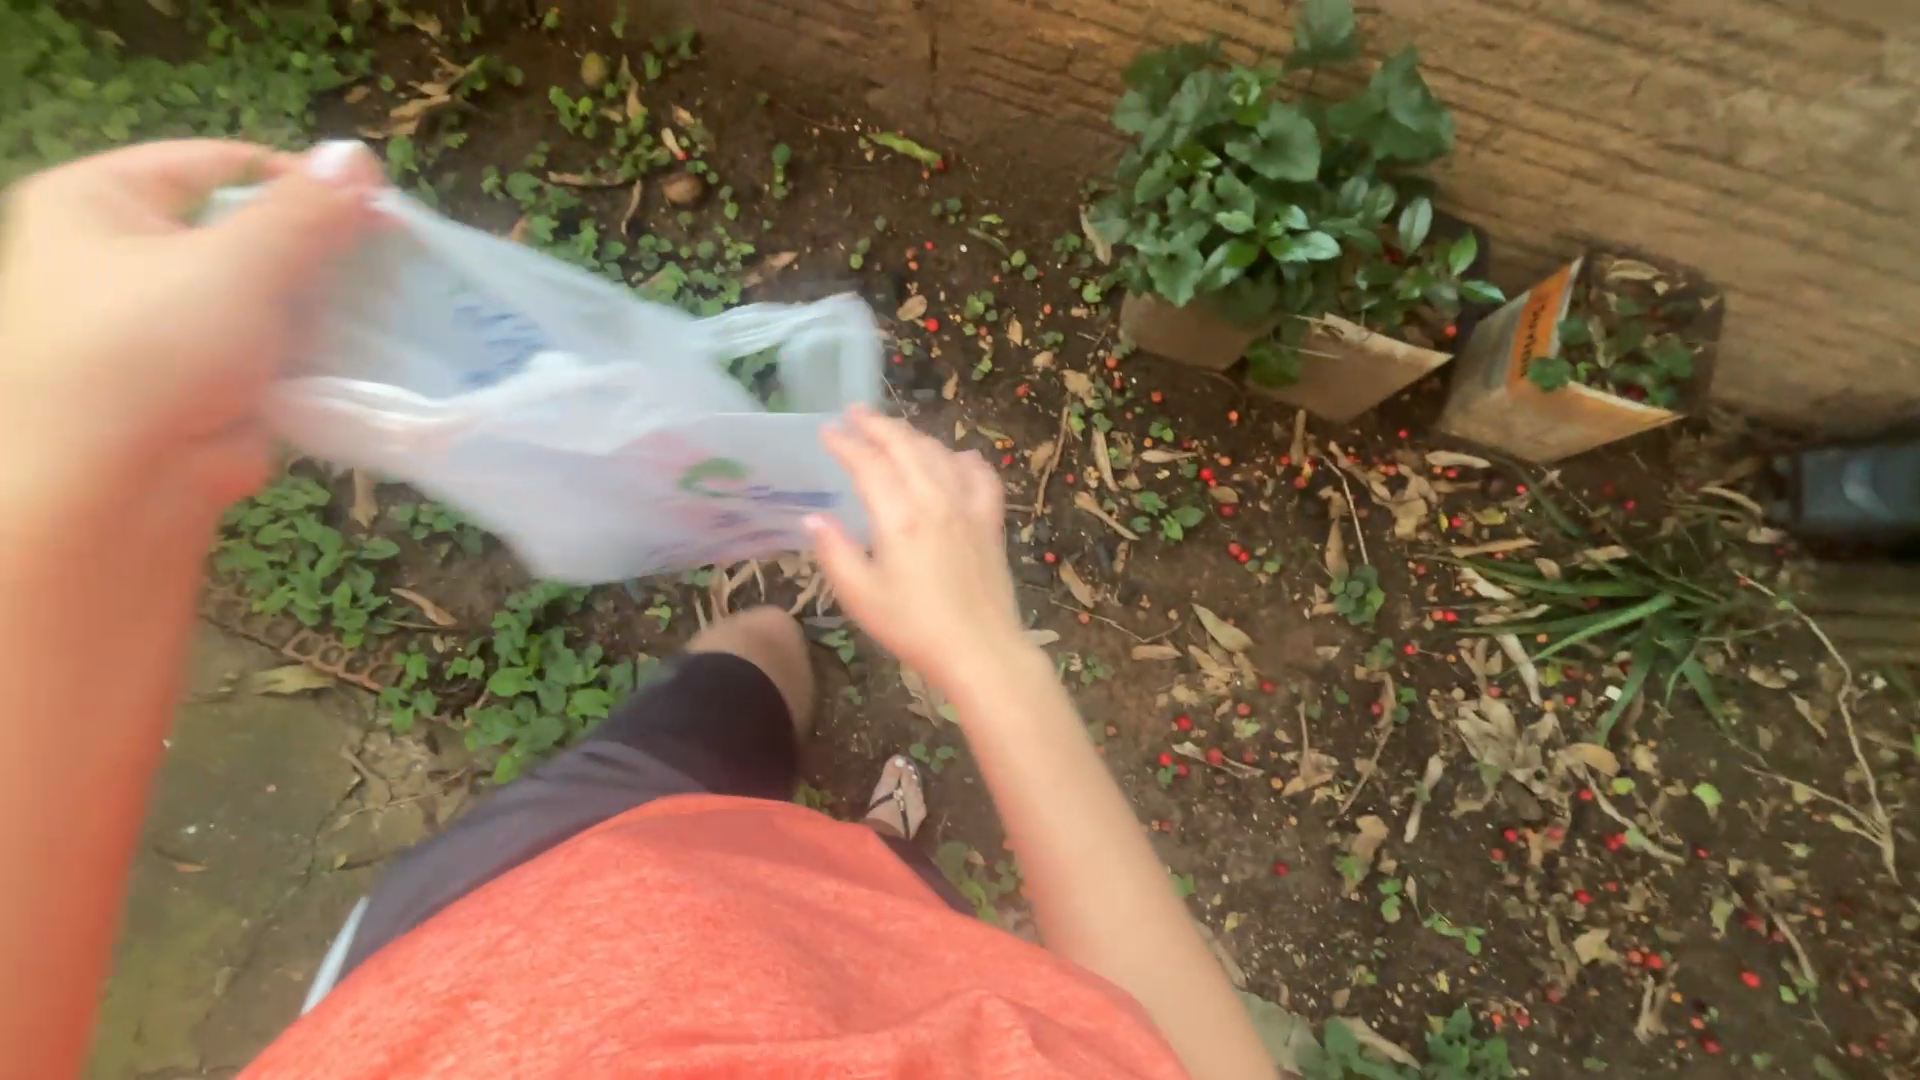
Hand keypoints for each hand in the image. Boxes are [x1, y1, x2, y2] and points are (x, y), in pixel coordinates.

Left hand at [0, 139, 384, 517]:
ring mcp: (181, 318)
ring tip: (402, 304)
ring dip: (336, 298)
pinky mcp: (221, 372)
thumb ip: (305, 213)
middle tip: (399, 260)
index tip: (379, 210)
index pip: (222, 165)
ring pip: (278, 290)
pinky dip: (329, 342)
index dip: (303, 180)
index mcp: (105, 203)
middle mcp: (136, 254)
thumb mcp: (234, 264)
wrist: (120, 477)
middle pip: (256, 229)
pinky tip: (379, 346)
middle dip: (329, 246)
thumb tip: (363, 158)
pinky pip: (286, 341)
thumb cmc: (154, 348)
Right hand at [808, 407, 1029, 694]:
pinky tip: (958, 457)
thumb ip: (834, 552)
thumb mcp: (861, 596)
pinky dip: (966, 459)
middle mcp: (936, 500)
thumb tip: (813, 517)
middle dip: (878, 425)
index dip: (845, 444)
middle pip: (906, 447)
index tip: (827, 431)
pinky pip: (982, 476)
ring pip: (941, 454)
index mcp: (899, 517)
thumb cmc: (913, 627)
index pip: (868, 464)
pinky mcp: (991, 521)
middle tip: (855, 413)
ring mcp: (969, 508)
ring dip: (914, 437)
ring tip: (895, 433)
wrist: (980, 649)